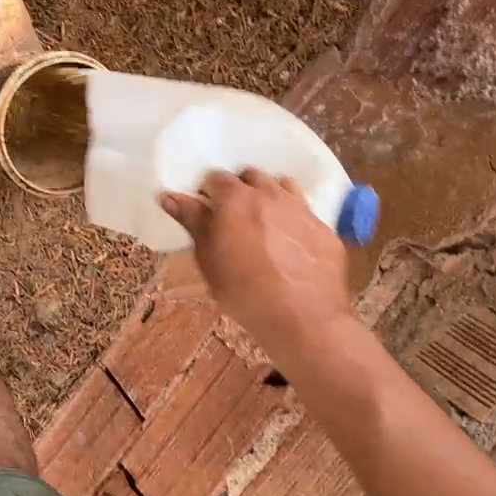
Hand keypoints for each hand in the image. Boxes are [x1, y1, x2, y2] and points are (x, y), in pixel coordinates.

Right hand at [159, 169, 351, 362]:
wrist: (304, 319)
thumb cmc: (243, 289)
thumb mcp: (207, 257)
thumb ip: (192, 221)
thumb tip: (168, 196)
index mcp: (236, 199)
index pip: (216, 177)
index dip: (208, 191)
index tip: (205, 208)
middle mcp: (271, 195)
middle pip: (252, 175)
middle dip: (241, 188)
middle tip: (233, 214)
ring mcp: (302, 211)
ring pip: (284, 186)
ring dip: (271, 195)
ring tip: (264, 221)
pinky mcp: (326, 231)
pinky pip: (307, 213)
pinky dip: (294, 219)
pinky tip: (291, 243)